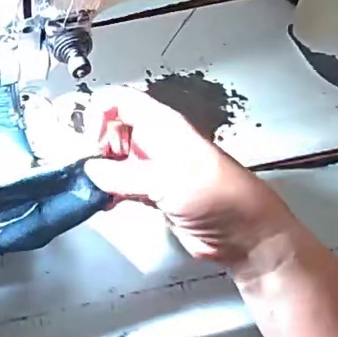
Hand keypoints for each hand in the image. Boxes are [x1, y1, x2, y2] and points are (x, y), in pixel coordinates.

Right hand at [83, 88, 302, 274]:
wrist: (245, 235)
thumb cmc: (220, 197)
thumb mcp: (165, 180)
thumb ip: (122, 174)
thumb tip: (93, 171)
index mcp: (163, 125)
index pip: (120, 101)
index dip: (100, 114)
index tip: (92, 141)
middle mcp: (156, 142)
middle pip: (112, 129)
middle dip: (97, 147)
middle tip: (93, 168)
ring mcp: (154, 168)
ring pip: (115, 159)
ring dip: (101, 172)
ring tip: (97, 188)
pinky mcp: (154, 192)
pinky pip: (121, 185)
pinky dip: (109, 192)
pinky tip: (106, 202)